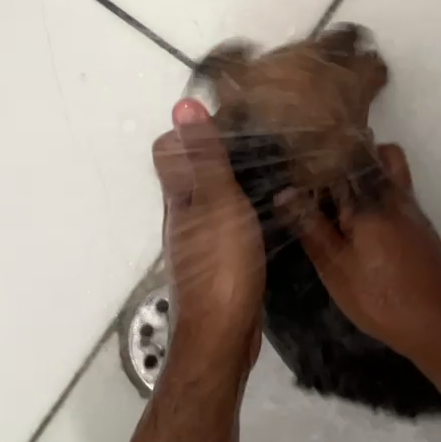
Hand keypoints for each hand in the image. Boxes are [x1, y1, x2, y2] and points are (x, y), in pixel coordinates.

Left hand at [151, 99, 264, 376]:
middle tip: (261, 134)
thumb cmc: (220, 266)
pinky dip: (245, 206)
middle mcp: (184, 215)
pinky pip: (229, 220)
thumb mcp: (217, 202)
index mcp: (179, 197)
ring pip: (211, 196)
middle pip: (191, 172)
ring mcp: (200, 241)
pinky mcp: (221, 261)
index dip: (190, 129)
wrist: (222, 337)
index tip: (230, 114)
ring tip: (272, 163)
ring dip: (233, 178)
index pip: (168, 150)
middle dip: (217, 150)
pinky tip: (271, 206)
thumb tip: (182, 105)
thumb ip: (206, 157)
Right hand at [280, 144, 440, 362]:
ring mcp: (412, 208)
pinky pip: (397, 192)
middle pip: (378, 152)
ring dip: (369, 173)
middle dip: (351, 154)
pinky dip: (379, 195)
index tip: (300, 157)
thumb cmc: (381, 296)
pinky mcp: (421, 226)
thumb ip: (311, 227)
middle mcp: (394, 192)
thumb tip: (283, 193)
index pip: (345, 154)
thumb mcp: (336, 267)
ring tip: (338, 198)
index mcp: (369, 196)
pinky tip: (361, 222)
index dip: (323, 151)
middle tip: (322, 174)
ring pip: (391, 170)